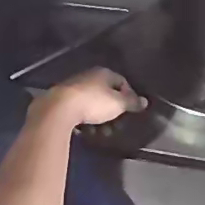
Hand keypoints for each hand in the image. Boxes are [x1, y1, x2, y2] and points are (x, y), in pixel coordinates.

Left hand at [34, 68, 148, 126]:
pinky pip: (79, 110)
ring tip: (102, 132)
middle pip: (106, 93)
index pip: (122, 81)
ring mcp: (73, 87)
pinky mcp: (61, 100)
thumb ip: (132, 102)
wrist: (59, 109)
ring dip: (99, 118)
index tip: (131, 110)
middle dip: (112, 110)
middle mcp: (88, 76)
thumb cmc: (93, 102)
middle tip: (116, 124)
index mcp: (103, 73)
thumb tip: (145, 101)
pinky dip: (85, 120)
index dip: (129, 95)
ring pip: (92, 103)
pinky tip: (86, 130)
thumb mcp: (118, 104)